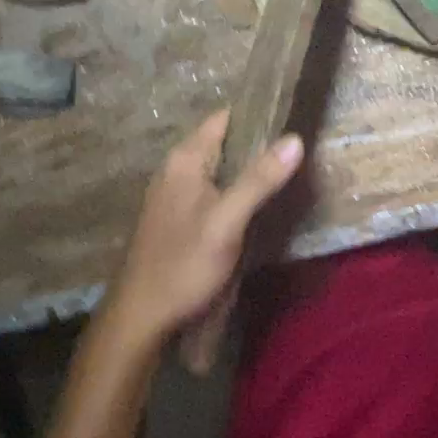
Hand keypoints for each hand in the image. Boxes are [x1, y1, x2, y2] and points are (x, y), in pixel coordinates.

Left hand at [112, 109, 304, 335]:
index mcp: (185, 159)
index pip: (226, 117)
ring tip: (285, 177)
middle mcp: (175, 169)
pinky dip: (234, 192)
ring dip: (248, 171)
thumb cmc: (183, 266)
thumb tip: (296, 138)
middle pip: (225, 142)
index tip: (293, 121)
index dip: (259, 115)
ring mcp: (173, 194)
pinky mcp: (176, 218)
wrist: (140, 321)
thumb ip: (260, 179)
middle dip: (258, 146)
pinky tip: (254, 207)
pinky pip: (213, 190)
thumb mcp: (228, 221)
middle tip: (297, 155)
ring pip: (220, 169)